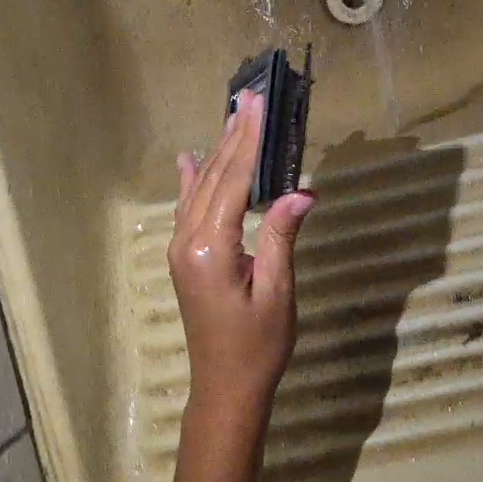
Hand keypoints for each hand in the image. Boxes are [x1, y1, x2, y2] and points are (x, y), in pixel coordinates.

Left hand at [168, 89, 316, 427]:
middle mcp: (188, 242)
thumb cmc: (258, 345)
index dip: (248, 140)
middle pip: (214, 178)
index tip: (258, 103)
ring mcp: (182, 250)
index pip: (233, 181)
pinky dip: (193, 181)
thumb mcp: (278, 291)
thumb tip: (300, 191)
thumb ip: (282, 237)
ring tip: (231, 115)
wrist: (225, 387)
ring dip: (217, 152)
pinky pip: (189, 210)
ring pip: (200, 190)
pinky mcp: (186, 259)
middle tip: (247, 95)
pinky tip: (189, 160)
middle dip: (233, 136)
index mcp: (211, 249)